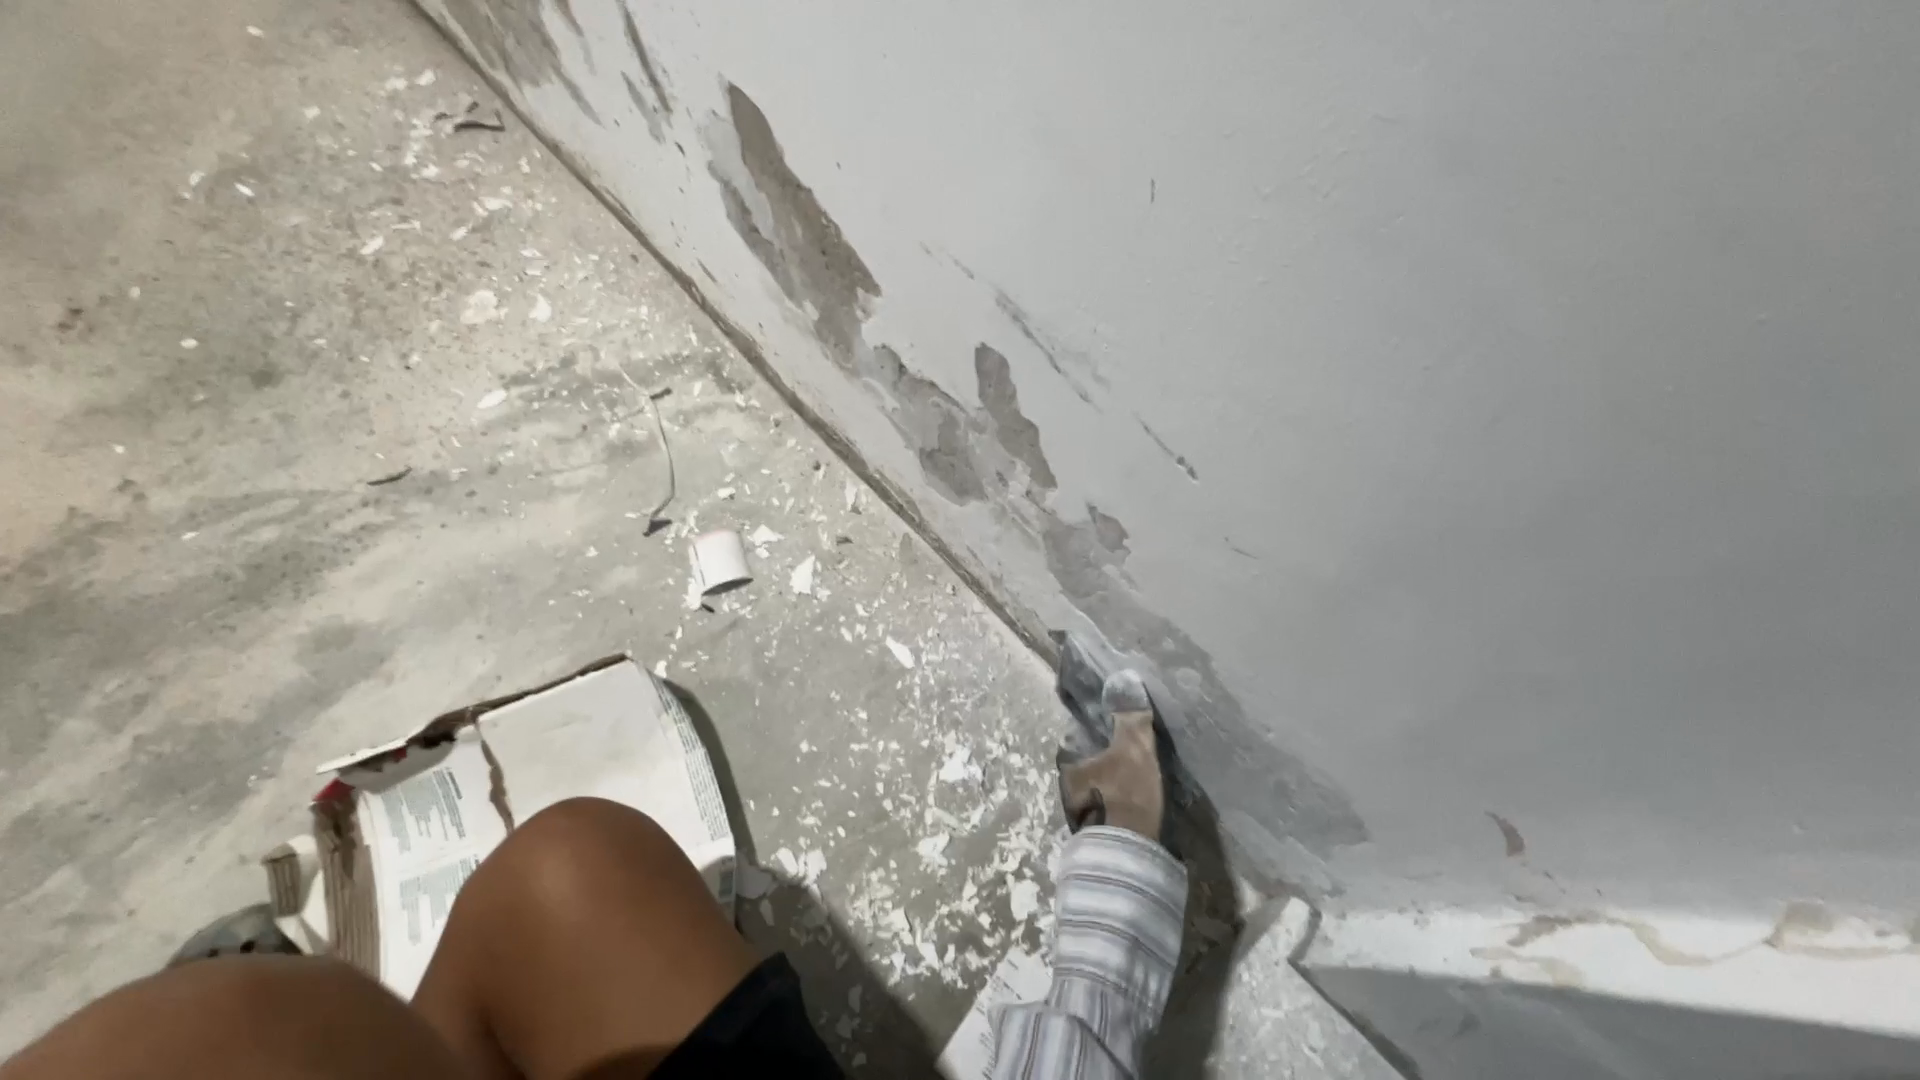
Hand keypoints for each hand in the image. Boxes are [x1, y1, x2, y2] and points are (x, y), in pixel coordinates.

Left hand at [1055, 671, 1165, 841]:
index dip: (1100, 722)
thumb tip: (1125, 677)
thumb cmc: (1126, 794)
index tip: (1118, 719)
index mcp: (1067, 757)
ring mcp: (1076, 805)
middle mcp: (1064, 780)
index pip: (1081, 729)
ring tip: (1135, 769)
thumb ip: (1130, 715)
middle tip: (1132, 745)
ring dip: (1110, 773)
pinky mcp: (1093, 825)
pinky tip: (1133, 793)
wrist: (1128, 855)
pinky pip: (1105, 797)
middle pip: (1088, 754)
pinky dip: (1116, 792)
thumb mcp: (1134, 749)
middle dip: (1105, 750)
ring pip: (1096, 777)